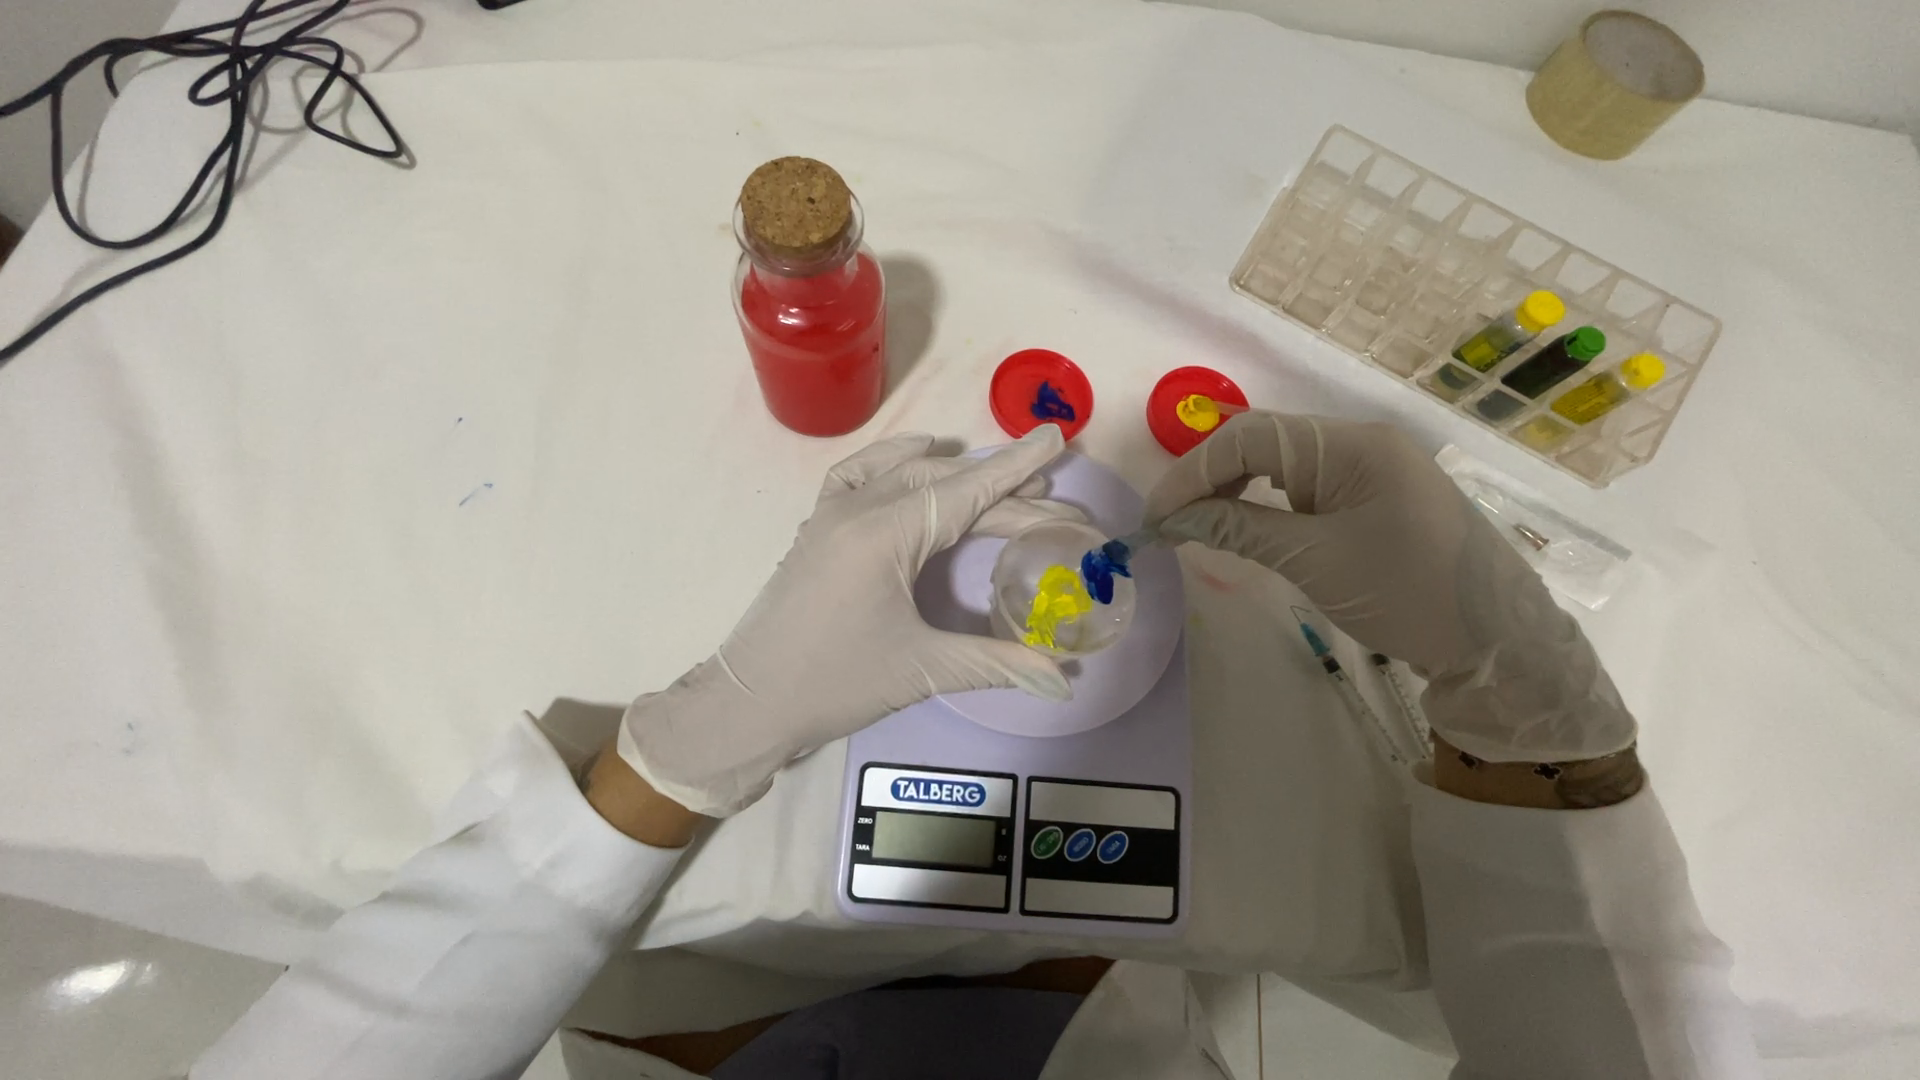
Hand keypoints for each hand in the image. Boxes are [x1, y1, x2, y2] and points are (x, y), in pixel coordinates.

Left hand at [619, 426, 1080, 815]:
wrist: (749, 702)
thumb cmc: (833, 684)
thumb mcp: (921, 670)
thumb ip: (997, 665)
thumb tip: (1064, 682)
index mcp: (884, 534)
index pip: (965, 491)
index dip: (1015, 467)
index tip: (1054, 436)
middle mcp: (857, 509)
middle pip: (943, 483)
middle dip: (999, 486)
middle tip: (1048, 497)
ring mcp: (831, 513)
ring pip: (903, 472)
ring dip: (953, 470)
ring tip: (997, 480)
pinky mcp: (816, 526)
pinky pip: (858, 474)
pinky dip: (893, 459)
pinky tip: (916, 453)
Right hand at [1144, 411, 1633, 763]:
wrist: (1500, 644)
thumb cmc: (1406, 596)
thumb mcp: (1312, 561)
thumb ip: (1238, 527)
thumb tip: (1173, 517)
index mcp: (1350, 445)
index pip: (1247, 439)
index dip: (1191, 474)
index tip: (1155, 518)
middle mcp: (1360, 441)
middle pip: (1261, 442)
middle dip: (1208, 478)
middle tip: (1171, 523)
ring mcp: (1371, 466)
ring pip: (1280, 461)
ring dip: (1233, 487)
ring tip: (1199, 523)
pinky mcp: (1375, 493)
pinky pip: (1305, 482)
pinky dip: (1266, 500)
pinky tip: (1247, 521)